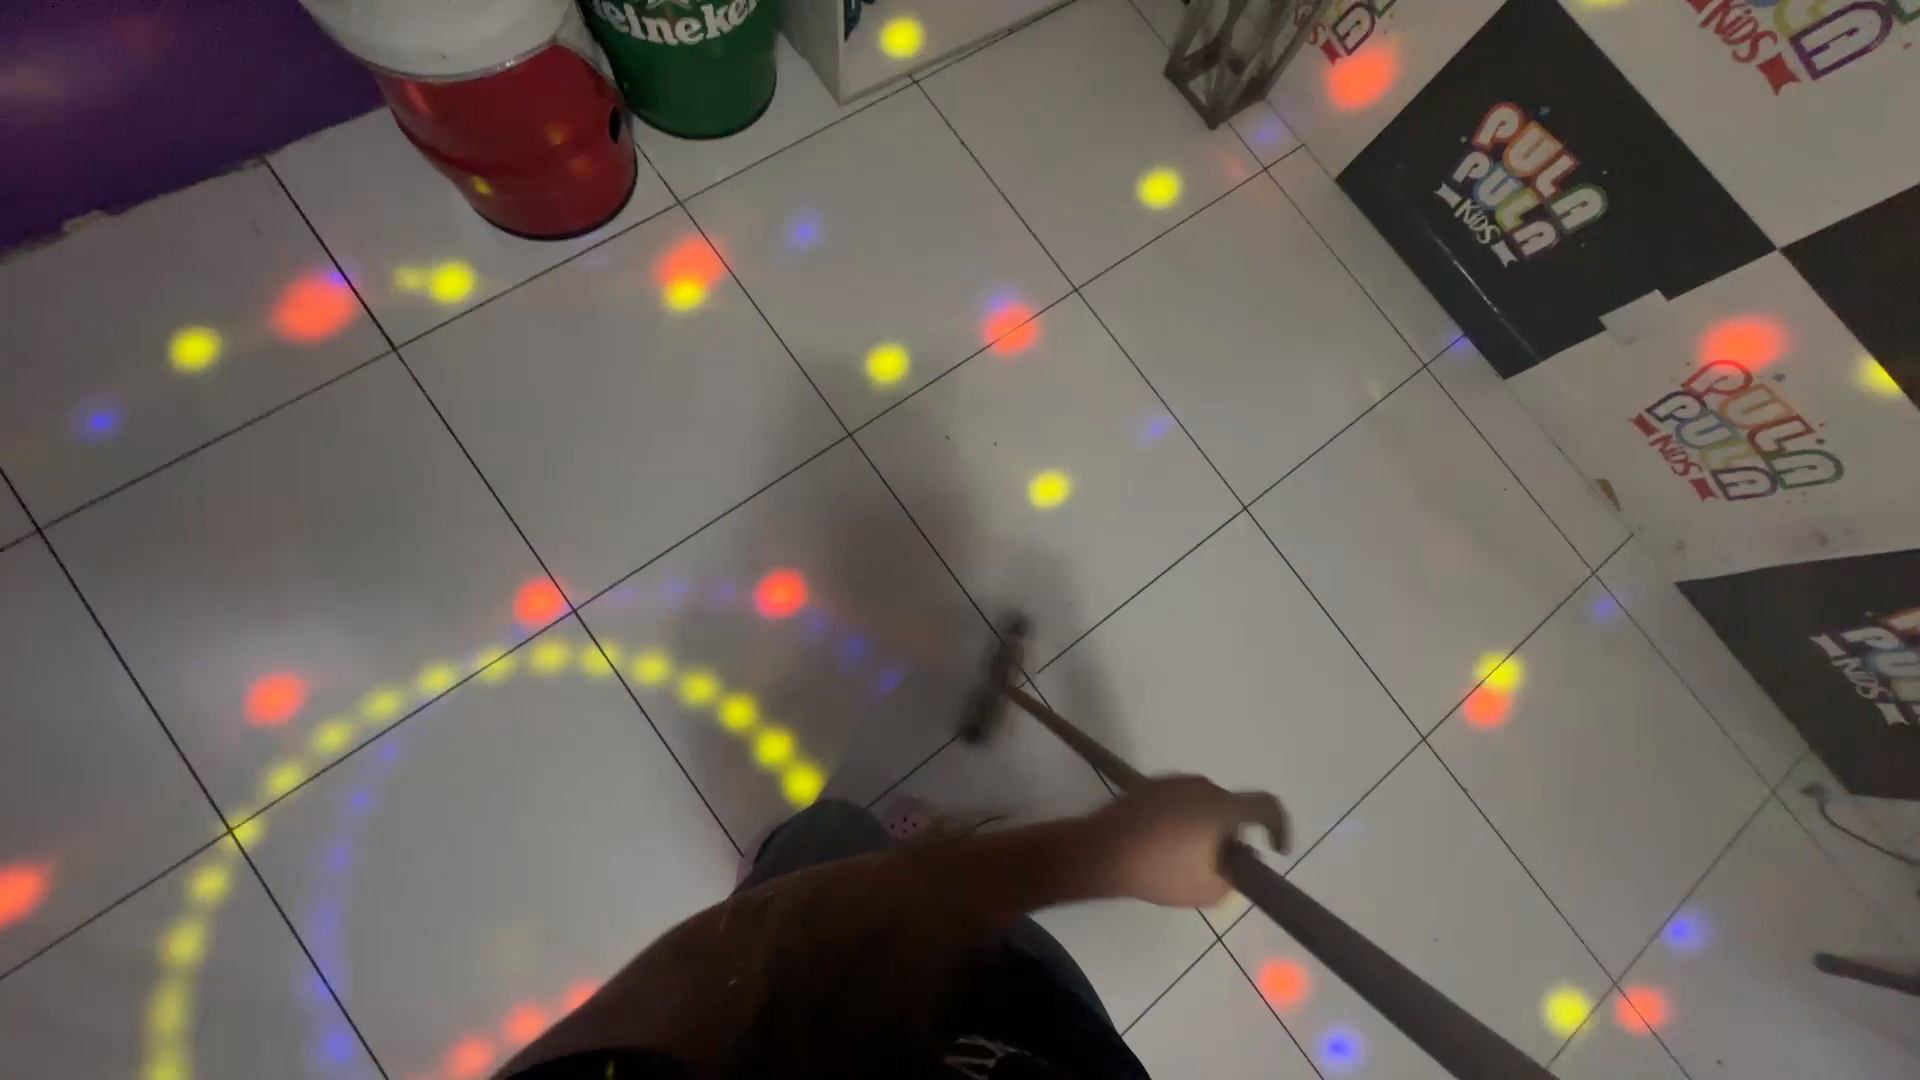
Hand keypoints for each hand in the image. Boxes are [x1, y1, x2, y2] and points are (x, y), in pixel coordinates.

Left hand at [1081, 775, 1288, 907]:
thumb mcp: (1211, 889)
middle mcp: (1200, 785)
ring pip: (1204, 803)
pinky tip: (1167, 845)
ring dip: (1206, 825)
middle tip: (1223, 861)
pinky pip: (1180, 801)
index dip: (1279, 827)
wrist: (1104, 850)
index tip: (1274, 849)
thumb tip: (1237, 855)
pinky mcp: (1149, 785)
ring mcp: (1172, 781)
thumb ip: (1236, 871)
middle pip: (1231, 806)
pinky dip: (1183, 819)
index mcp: (1221, 806)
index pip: (1267, 805)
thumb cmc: (1161, 871)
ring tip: (1190, 858)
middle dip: (1233, 833)